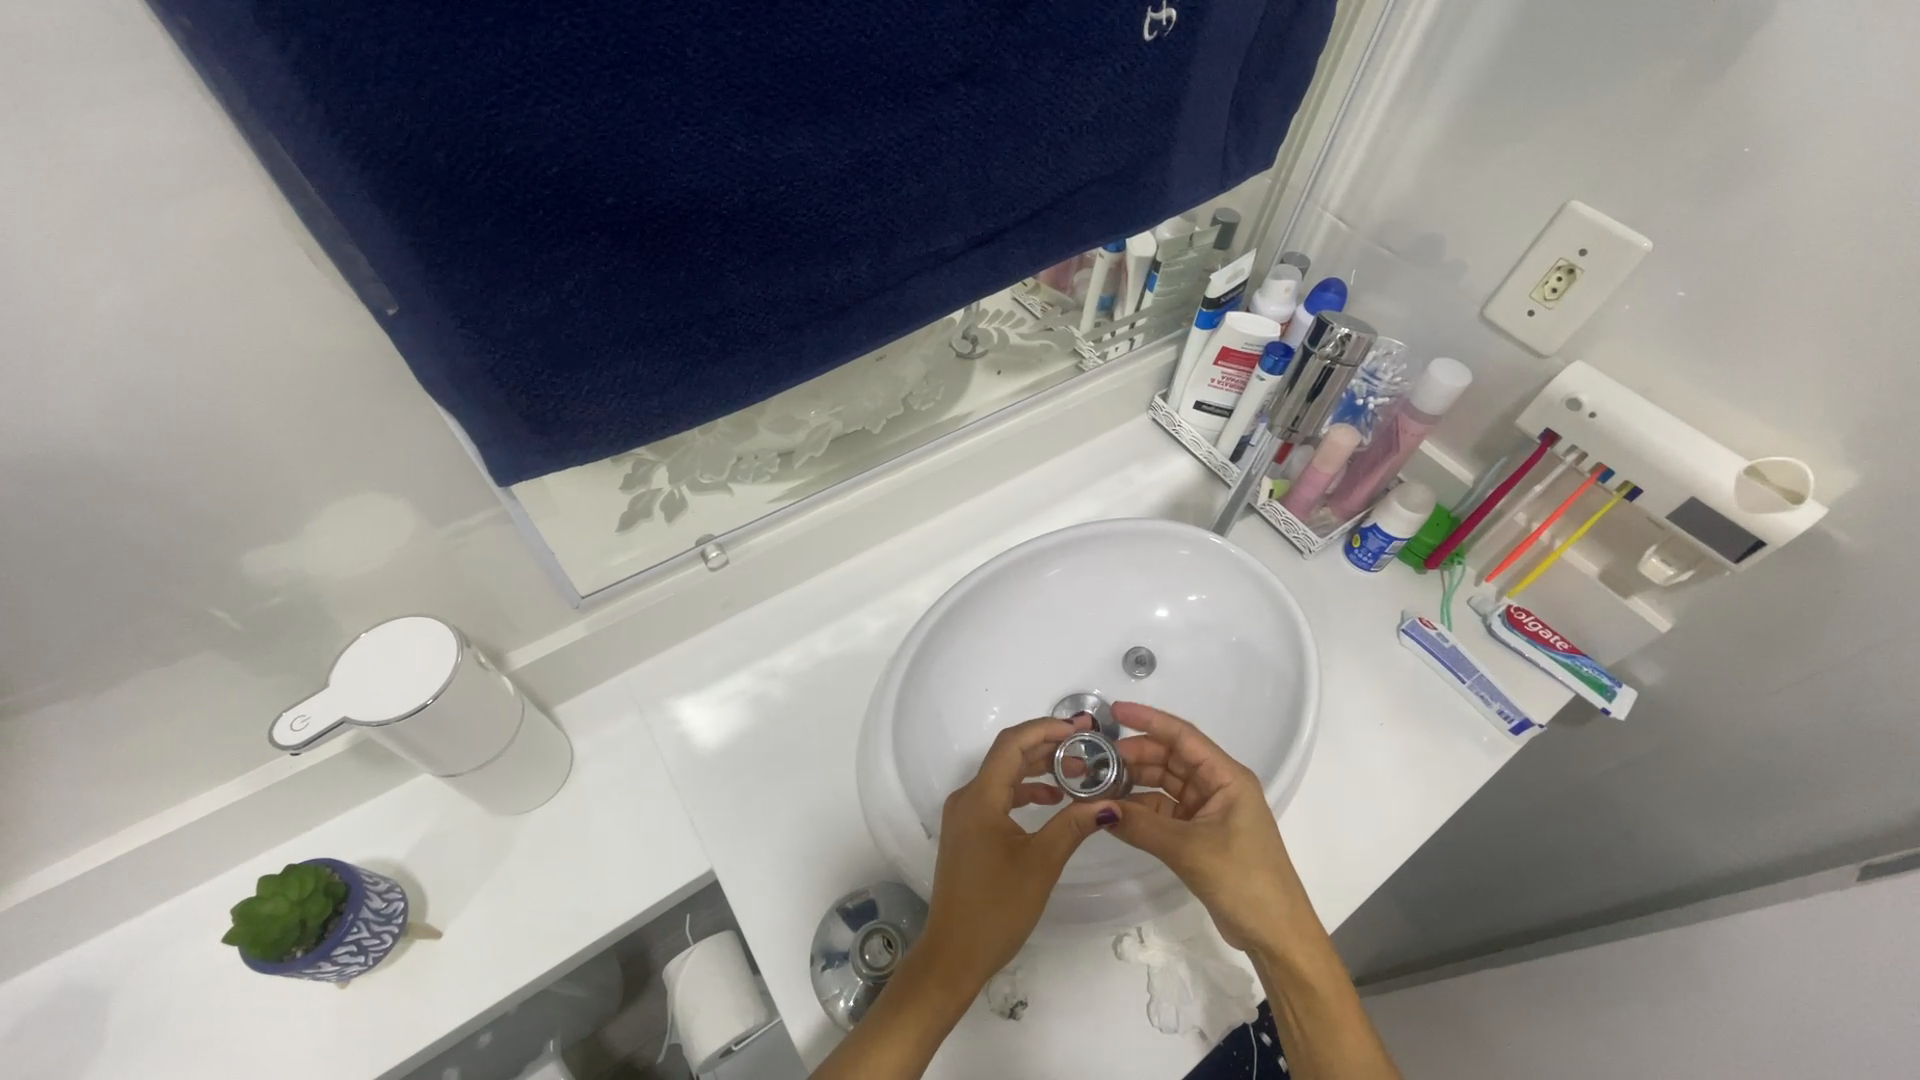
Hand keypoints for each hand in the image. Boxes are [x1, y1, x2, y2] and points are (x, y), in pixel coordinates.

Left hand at [918, 714, 1116, 989]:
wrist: (955, 954)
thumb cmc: (996, 908)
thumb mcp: (1041, 863)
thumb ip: (1073, 825)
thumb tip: (1109, 802)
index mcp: (980, 797)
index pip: (1013, 744)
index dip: (1046, 729)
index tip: (1081, 729)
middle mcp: (968, 798)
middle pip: (1008, 756)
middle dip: (1047, 747)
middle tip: (1088, 747)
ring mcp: (965, 815)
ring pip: (1004, 776)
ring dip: (1038, 770)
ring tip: (1078, 772)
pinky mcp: (969, 832)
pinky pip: (999, 797)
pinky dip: (1026, 791)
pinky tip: (1053, 800)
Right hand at [1106, 702, 1320, 956]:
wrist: (1275, 934)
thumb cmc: (1243, 879)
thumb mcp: (1188, 849)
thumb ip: (1141, 825)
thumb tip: (1098, 809)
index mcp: (1227, 777)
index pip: (1183, 736)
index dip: (1148, 720)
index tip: (1113, 710)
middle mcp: (1219, 786)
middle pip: (1171, 758)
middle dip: (1135, 754)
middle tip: (1096, 757)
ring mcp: (1210, 811)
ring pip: (1165, 784)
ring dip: (1136, 782)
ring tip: (1098, 782)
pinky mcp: (1201, 835)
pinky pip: (1165, 811)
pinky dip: (1142, 810)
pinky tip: (1115, 812)